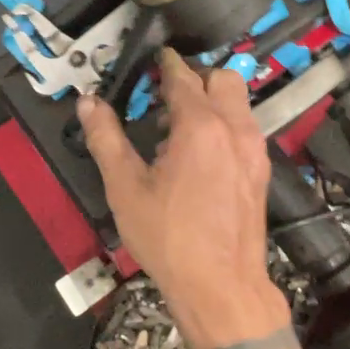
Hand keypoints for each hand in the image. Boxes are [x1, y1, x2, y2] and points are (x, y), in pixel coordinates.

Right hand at [77, 49, 289, 348]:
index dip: (164, 65)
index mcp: (201, 127)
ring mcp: (254, 151)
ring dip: (210, 103)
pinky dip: (223, 127)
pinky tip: (197, 159)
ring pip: (238, 104)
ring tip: (175, 133)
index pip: (183, 76)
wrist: (220, 287)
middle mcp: (235, 130)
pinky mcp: (261, 172)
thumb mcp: (125, 188)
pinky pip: (244, 131)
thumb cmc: (168, 238)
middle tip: (164, 98)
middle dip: (194, 79)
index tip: (151, 61)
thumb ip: (106, 139)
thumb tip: (89, 104)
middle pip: (222, 79)